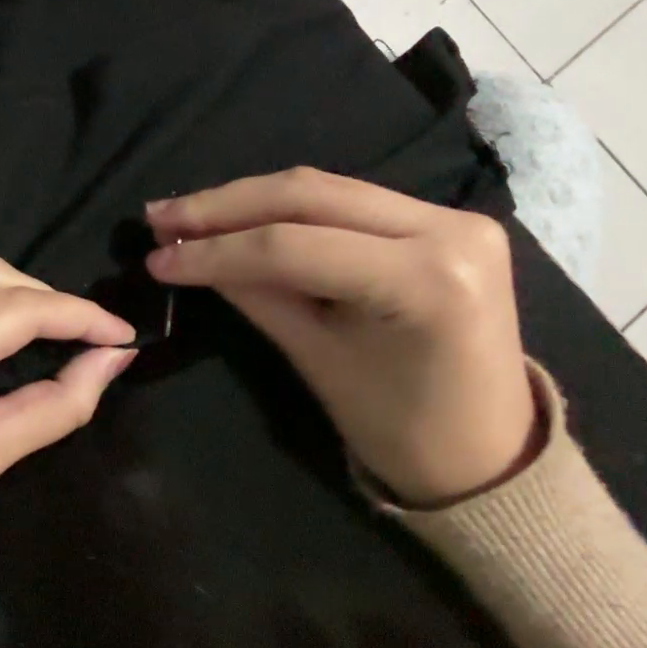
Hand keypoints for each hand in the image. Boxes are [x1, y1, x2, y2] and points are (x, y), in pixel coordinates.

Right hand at [144, 168, 537, 507]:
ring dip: (249, 200)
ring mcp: (452, 217)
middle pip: (311, 196)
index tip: (157, 258)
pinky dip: (287, 209)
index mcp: (427, 279)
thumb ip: (255, 295)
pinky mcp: (443, 219)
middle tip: (159, 217)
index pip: (295, 246)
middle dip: (225, 206)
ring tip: (186, 214)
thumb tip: (183, 253)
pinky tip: (240, 215)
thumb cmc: (402, 430)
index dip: (216, 250)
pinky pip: (348, 201)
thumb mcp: (318, 361)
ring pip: (325, 189)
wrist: (490, 458)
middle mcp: (448, 228)